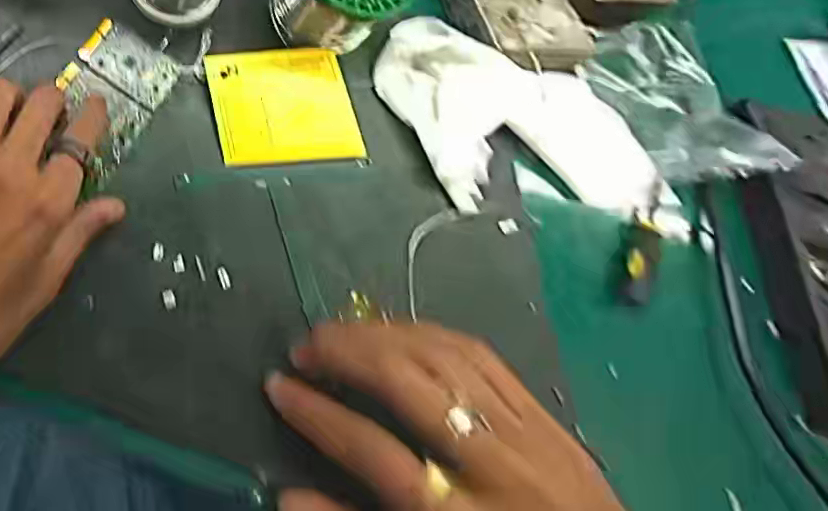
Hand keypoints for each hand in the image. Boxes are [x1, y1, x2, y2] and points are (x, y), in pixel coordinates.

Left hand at [0, 79, 123, 442]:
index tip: (96, 107)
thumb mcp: (43, 284)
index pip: (81, 140)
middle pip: (44, 103)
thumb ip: (80, 234)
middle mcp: (10, 167)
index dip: (94, 118)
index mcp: (45, 203)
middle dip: (59, 103)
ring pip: (1, 93)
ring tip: (19, 118)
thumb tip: (115, 205)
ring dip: (17, 98)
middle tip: (57, 121)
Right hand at [266, 322, 623, 510]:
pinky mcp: (550, 421)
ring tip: (339, 333)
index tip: (277, 387)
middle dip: (344, 354)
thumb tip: (286, 496)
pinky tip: (395, 332)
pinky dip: (426, 333)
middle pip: (407, 385)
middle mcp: (500, 474)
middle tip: (303, 346)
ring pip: (441, 358)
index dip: (317, 416)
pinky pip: (480, 355)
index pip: (375, 455)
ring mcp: (530, 440)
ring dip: (378, 334)